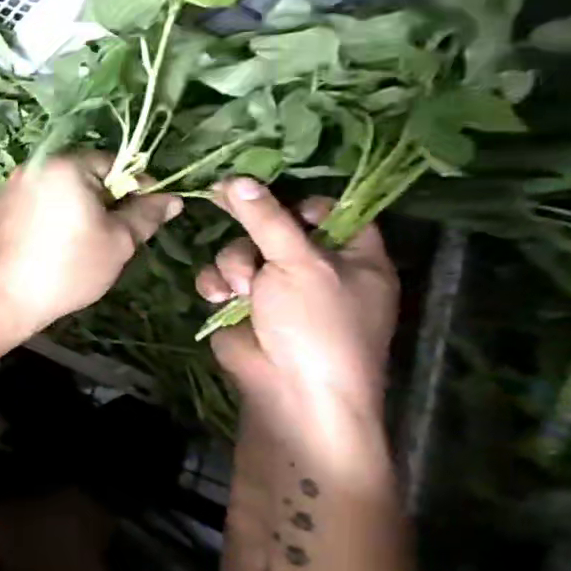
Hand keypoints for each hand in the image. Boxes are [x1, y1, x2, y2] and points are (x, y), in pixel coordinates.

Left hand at [0, 152, 179, 355]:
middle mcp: (34, 166)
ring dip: (82, 208)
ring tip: (89, 242)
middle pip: (85, 174)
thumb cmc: (68, 267)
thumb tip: (171, 199)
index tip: (148, 214)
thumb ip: (146, 214)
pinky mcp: (2, 205)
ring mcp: (14, 185)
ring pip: (62, 189)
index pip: (113, 163)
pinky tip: (60, 244)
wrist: (3, 295)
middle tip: (118, 233)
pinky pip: (40, 200)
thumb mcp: (118, 241)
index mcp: (64, 165)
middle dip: (107, 199)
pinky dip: (56, 214)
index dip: (136, 187)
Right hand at [197, 178, 398, 470]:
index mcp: (354, 258)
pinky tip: (218, 298)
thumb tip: (236, 178)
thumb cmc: (318, 325)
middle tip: (218, 197)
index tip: (268, 190)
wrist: (292, 392)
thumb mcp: (298, 263)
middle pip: (275, 226)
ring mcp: (277, 288)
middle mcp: (316, 269)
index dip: (301, 200)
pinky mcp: (244, 305)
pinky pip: (221, 277)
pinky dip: (216, 284)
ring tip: (239, 288)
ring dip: (232, 264)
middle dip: (250, 227)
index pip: (333, 212)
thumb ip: (267, 218)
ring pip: (241, 250)